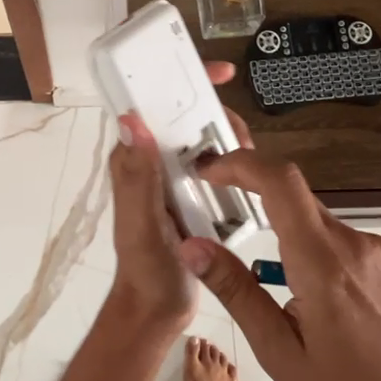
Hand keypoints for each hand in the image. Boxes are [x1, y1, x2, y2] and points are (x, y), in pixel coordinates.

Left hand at [104, 62, 249, 332]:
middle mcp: (151, 163)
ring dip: (226, 137)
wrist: (157, 309)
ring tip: (248, 156)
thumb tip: (131, 120)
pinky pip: (213, 166)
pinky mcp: (190, 196)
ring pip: (200, 140)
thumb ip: (136, 177)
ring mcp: (171, 179)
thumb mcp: (140, 224)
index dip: (175, 80)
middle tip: (239, 134)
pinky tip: (249, 174)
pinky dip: (232, 162)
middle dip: (213, 112)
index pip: (148, 105)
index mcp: (133, 161)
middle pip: (181, 117)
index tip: (214, 72)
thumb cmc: (145, 269)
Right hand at [175, 148, 380, 380]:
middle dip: (261, 208)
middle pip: (298, 202)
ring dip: (296, 244)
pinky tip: (331, 306)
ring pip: (321, 224)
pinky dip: (325, 257)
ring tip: (297, 304)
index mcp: (323, 266)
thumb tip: (192, 247)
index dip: (241, 164)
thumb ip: (235, 292)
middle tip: (233, 236)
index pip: (280, 182)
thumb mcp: (279, 353)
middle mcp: (358, 245)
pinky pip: (348, 241)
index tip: (211, 171)